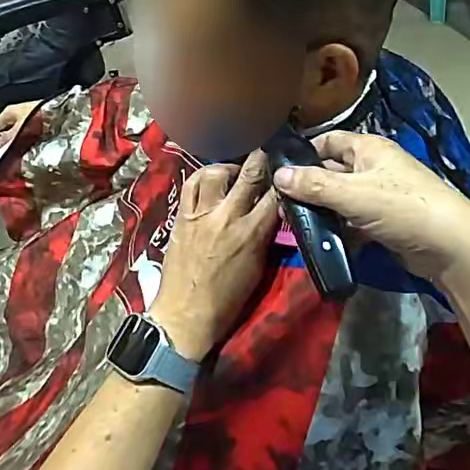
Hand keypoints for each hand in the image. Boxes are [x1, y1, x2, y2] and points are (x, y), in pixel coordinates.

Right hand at [0, 102, 39, 147]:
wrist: (56, 110)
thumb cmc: (37, 115)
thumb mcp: (19, 129)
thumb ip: (8, 138)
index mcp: (9, 111)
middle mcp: (17, 110)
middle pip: (5, 124)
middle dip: (1, 135)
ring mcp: (27, 112)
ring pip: (15, 125)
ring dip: (12, 135)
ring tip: (10, 145)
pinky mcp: (36, 115)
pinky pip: (24, 126)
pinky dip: (21, 133)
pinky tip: (24, 139)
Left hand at [151, 152, 281, 360]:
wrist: (186, 315)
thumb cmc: (228, 297)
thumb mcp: (259, 264)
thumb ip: (267, 231)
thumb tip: (274, 208)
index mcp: (251, 233)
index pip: (275, 193)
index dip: (284, 178)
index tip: (288, 171)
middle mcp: (226, 216)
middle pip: (249, 173)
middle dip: (262, 159)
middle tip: (267, 153)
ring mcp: (200, 213)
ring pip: (215, 171)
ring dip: (229, 167)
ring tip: (234, 173)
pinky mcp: (181, 216)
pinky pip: (191, 184)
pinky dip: (203, 177)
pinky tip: (211, 181)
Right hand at [270, 131, 469, 281]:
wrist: (450, 246)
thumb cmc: (402, 207)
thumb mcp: (353, 193)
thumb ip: (314, 185)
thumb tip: (278, 174)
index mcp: (369, 148)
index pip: (329, 141)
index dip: (304, 153)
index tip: (278, 171)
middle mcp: (374, 167)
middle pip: (333, 171)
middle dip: (309, 188)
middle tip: (282, 207)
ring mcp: (381, 196)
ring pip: (342, 200)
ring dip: (323, 212)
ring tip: (296, 228)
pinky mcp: (386, 222)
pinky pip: (354, 222)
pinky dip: (340, 230)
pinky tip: (323, 243)